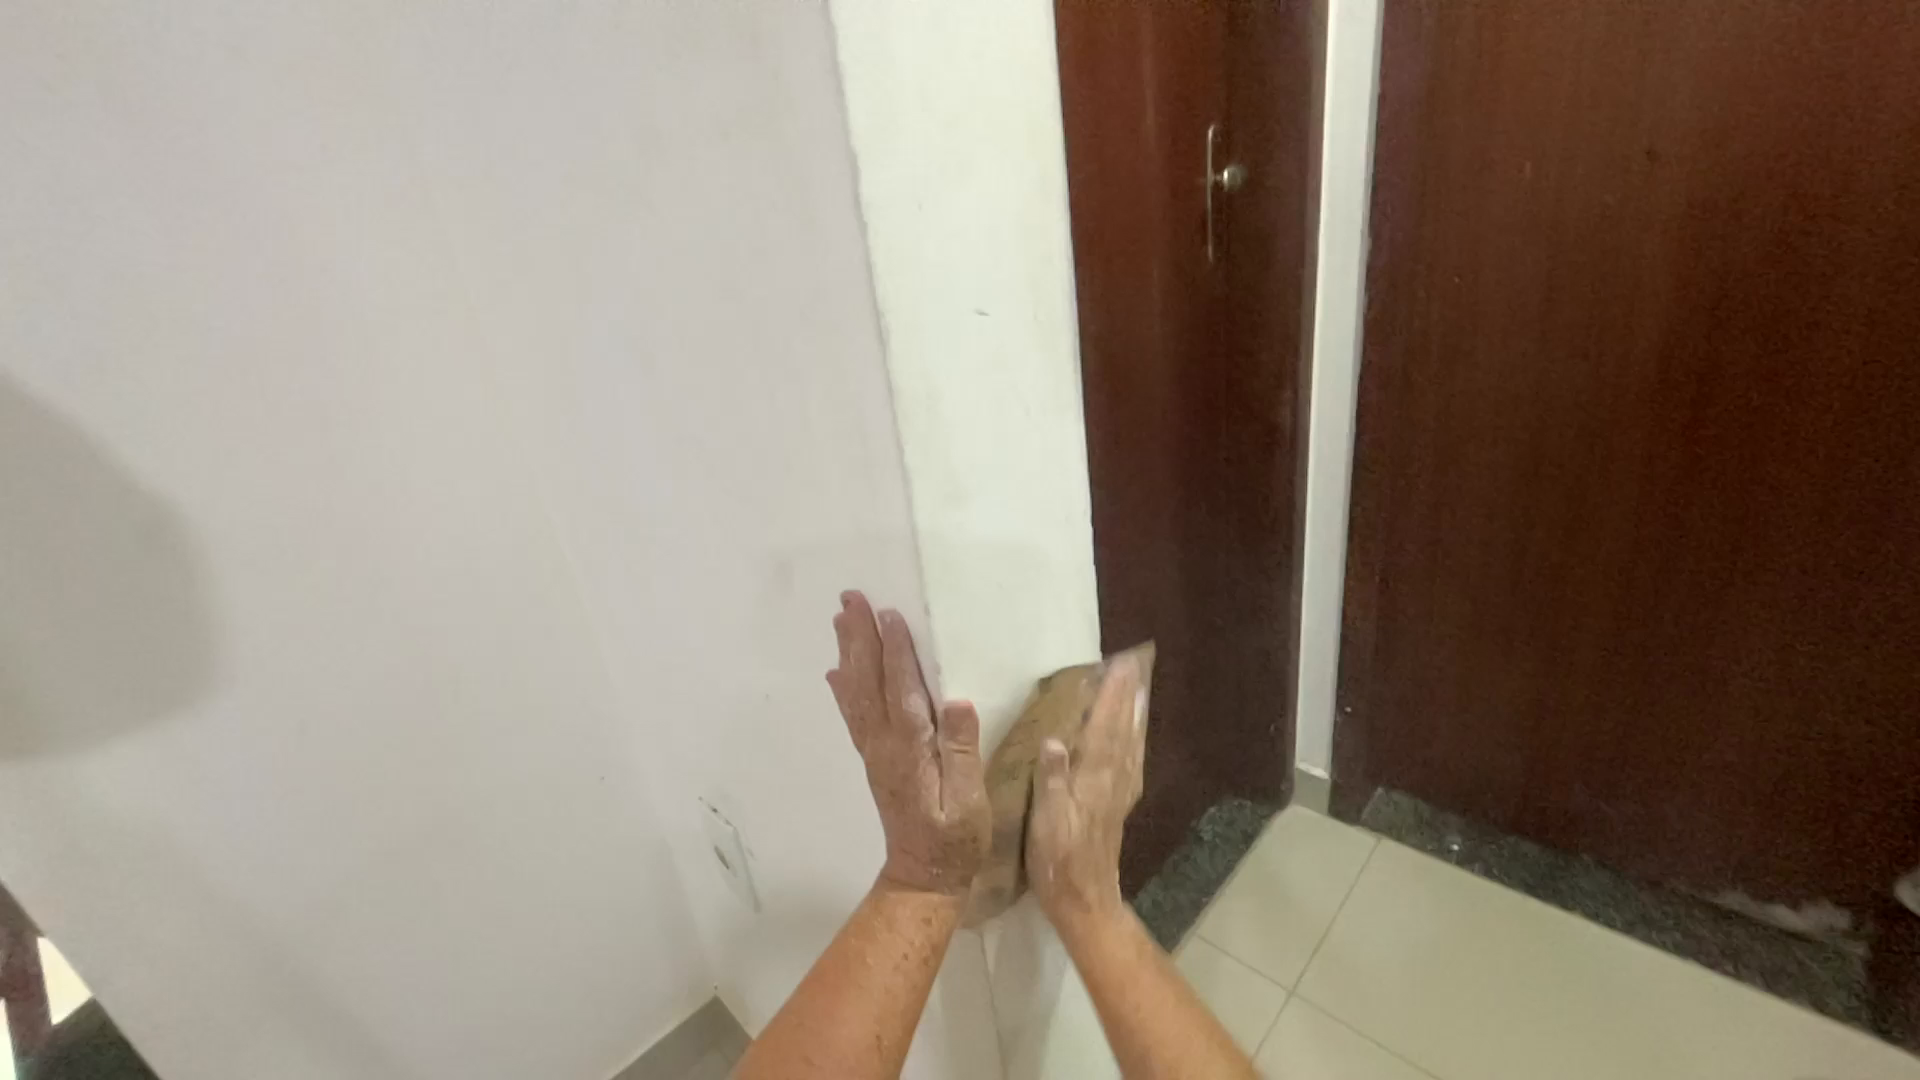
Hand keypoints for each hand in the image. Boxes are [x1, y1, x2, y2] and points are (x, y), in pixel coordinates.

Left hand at [826, 591, 989, 896]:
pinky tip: (837, 671)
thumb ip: (962, 750)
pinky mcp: (873, 757)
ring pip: (856, 692)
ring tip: (840, 619)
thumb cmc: (955, 839)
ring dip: (848, 653)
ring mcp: (874, 750)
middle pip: (869, 681)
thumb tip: (958, 700)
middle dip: (860, 637)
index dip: (896, 651)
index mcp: (911, 749)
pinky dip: (843, 688)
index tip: (889, 613)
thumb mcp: (970, 800)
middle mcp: (884, 743)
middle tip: (850, 598)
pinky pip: (854, 715)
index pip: (902, 689)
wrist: (923, 875)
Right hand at [1026, 652, 1147, 926]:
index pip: (1103, 728)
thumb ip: (1051, 780)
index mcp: (1093, 780)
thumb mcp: (1045, 822)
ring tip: (1139, 688)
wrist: (1085, 902)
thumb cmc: (1057, 861)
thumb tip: (1054, 740)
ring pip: (1131, 744)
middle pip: (1124, 730)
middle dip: (1128, 696)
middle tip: (1134, 665)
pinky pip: (1131, 761)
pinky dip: (1134, 740)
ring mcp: (1119, 794)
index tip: (1118, 665)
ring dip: (1134, 714)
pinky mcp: (1118, 806)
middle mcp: (1112, 781)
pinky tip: (1134, 735)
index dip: (1111, 697)